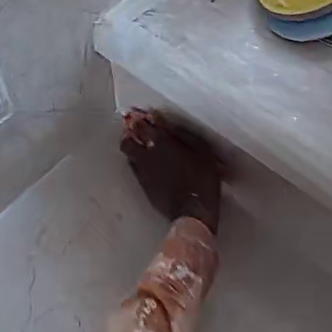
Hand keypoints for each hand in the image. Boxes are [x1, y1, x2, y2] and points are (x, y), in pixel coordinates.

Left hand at [119, 109, 222, 232]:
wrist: (193, 213)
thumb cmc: (202, 181)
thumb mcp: (204, 153)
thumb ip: (187, 137)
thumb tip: (173, 128)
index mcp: (162, 144)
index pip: (143, 126)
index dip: (142, 121)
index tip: (146, 118)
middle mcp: (147, 156)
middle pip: (127, 141)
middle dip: (130, 135)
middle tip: (139, 134)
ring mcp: (142, 172)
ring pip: (129, 156)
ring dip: (133, 149)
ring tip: (142, 148)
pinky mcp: (143, 186)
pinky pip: (135, 170)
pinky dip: (138, 164)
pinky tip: (148, 166)